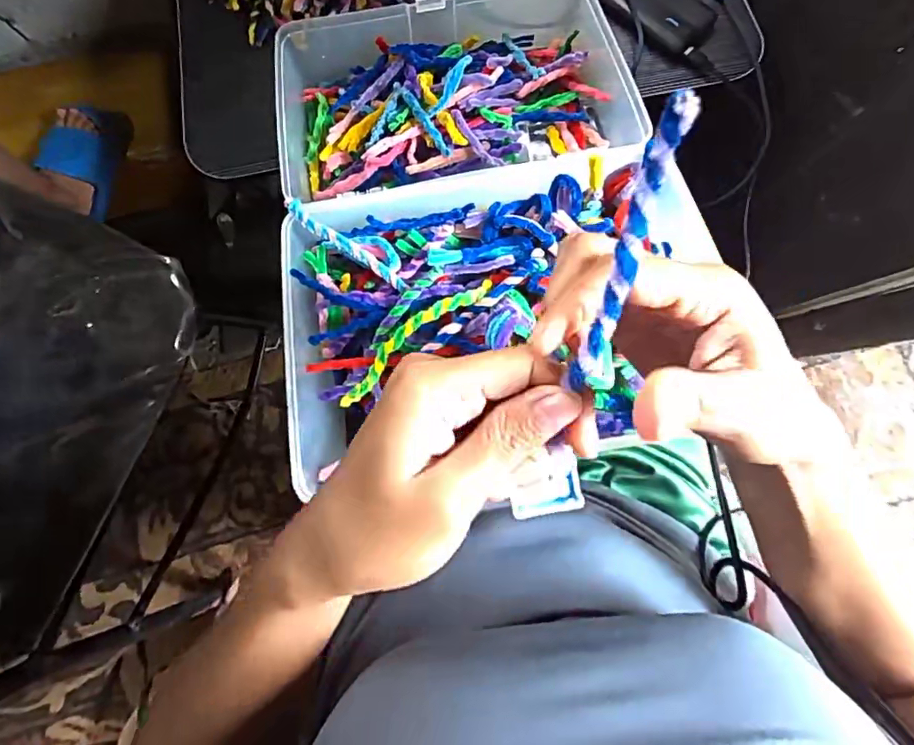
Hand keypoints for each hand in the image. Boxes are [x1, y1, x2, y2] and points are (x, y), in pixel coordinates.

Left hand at [272, 348, 583, 603]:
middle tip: (559, 472)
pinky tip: (495, 480)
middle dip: (547, 420)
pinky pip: (489, 415)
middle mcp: (434, 372)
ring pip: (509, 399)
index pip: (523, 361)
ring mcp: (435, 389)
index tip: (584, 447)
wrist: (328, 552)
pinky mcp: (437, 410)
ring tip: (514, 485)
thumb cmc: (380, 536)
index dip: (564, 395)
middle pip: (518, 377)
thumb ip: (506, 442)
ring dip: (527, 440)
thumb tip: (565, 396)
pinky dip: (504, 447)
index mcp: (432, 382)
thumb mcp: (450, 498)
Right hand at [530, 234, 850, 467]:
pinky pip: (581, 319)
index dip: (581, 298)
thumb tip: (644, 411)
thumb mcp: (747, 413)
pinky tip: (574, 386)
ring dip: (559, 322)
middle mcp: (670, 282)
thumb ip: (696, 403)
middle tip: (547, 355)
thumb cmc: (773, 416)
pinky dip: (566, 347)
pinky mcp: (629, 322)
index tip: (549, 343)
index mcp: (705, 288)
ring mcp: (647, 299)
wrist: (774, 430)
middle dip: (562, 301)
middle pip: (594, 257)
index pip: (626, 270)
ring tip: (560, 373)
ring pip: (580, 282)